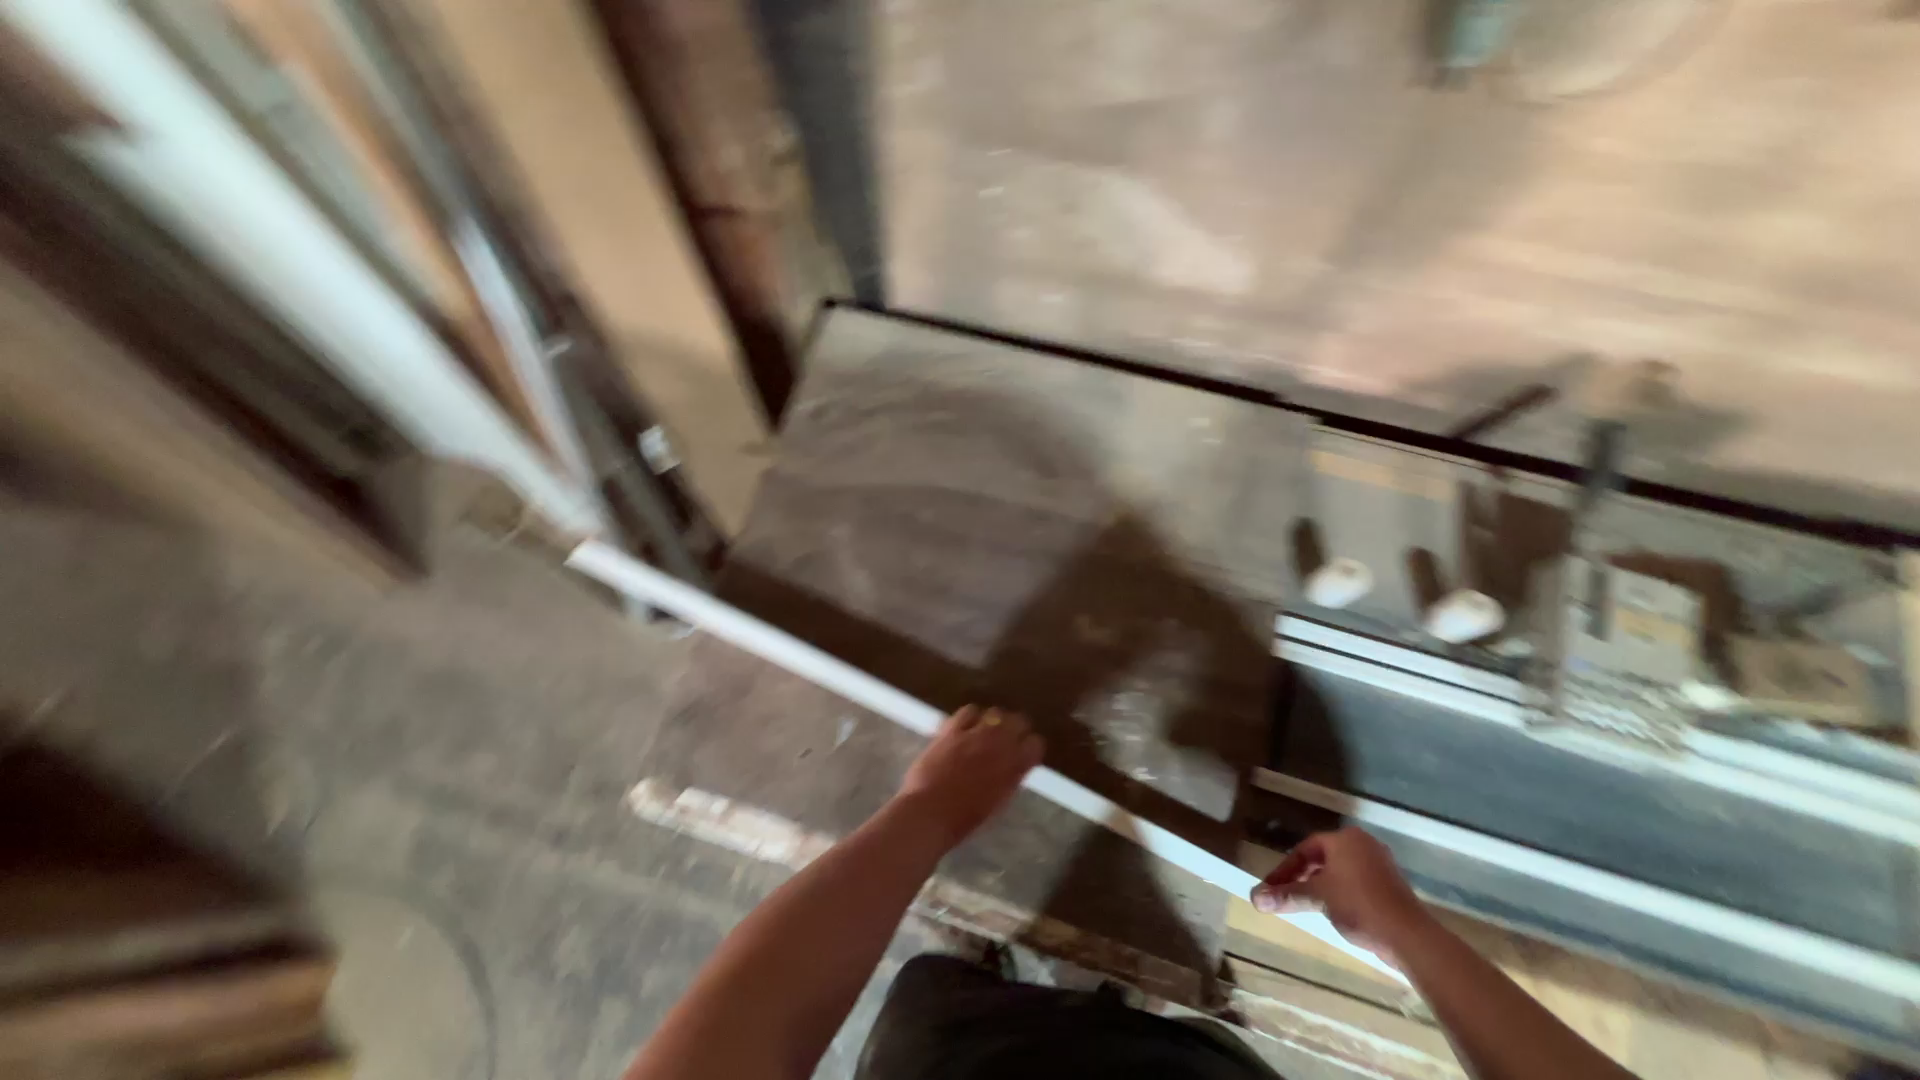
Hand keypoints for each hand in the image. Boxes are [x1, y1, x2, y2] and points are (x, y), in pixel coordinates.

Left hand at [895, 705, 1043, 847]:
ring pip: (995, 713)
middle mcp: (1000, 745)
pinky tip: (965, 726)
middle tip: (1005, 737)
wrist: (931, 811)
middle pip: (1019, 721)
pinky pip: (968, 711)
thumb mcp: (998, 801)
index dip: (1029, 746)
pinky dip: (970, 717)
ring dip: (993, 721)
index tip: (1023, 750)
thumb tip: (1012, 766)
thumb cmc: (965, 818)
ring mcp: (976, 734)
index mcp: (1015, 768)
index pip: (1035, 744)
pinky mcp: (953, 729)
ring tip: (984, 731)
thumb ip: (1008, 779)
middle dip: (1014, 728)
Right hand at [1251, 827, 1430, 965]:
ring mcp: (1380, 865)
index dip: (1284, 870)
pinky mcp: (1390, 886)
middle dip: (1300, 878)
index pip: (1304, 849)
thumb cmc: (1359, 906)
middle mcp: (1363, 845)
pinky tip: (1332, 912)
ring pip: (1338, 872)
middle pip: (1321, 859)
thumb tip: (1254, 898)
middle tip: (1284, 896)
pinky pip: (1355, 884)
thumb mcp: (1317, 898)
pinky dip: (1338, 894)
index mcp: (1345, 839)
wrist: (1410, 937)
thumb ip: (1286, 895)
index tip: (1270, 889)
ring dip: (1318, 887)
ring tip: (1304, 905)